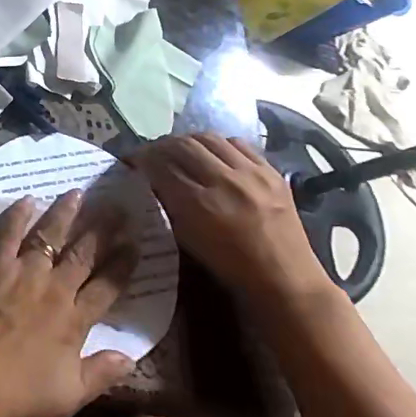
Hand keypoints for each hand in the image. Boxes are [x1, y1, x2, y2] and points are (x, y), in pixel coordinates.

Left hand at [0, 190, 137, 416]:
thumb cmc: (16, 398)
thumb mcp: (69, 397)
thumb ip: (100, 373)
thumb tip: (129, 357)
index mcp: (74, 323)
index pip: (108, 286)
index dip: (124, 263)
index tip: (136, 242)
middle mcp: (51, 291)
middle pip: (82, 254)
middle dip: (102, 229)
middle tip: (117, 205)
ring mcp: (18, 276)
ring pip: (47, 237)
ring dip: (64, 213)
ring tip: (77, 192)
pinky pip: (5, 236)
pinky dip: (16, 216)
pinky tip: (26, 200)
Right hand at [130, 134, 333, 308]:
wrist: (284, 279)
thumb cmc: (227, 265)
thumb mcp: (184, 237)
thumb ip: (166, 203)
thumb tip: (150, 178)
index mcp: (198, 203)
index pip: (158, 164)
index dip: (139, 158)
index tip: (131, 161)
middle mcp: (224, 181)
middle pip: (181, 144)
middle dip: (160, 146)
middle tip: (151, 155)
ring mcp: (252, 174)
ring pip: (208, 138)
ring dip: (187, 142)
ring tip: (180, 152)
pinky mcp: (272, 172)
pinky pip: (238, 144)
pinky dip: (217, 146)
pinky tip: (212, 157)